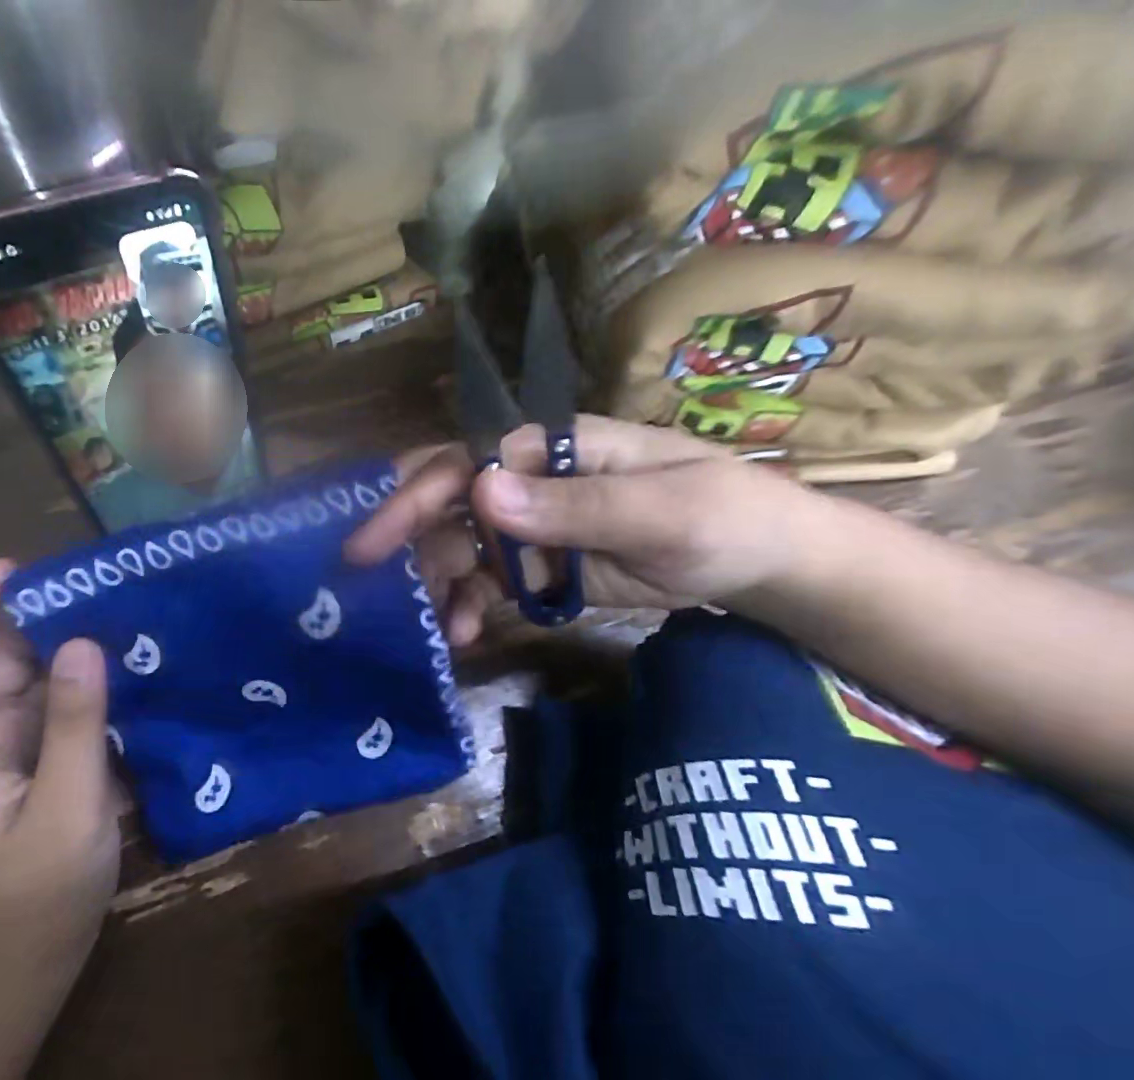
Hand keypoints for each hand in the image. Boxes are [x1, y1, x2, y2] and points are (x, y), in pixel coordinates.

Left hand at [0, 560, 120, 974]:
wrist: (38, 955)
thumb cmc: (39, 892)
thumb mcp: (65, 810)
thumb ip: (74, 728)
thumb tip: (84, 642)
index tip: (11, 572)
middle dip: (29, 617)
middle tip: (91, 583)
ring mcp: (16, 748)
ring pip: (30, 677)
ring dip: (66, 642)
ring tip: (117, 608)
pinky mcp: (50, 758)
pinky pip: (63, 702)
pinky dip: (89, 675)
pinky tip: (127, 658)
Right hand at [345, 415, 825, 634]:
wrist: (762, 563)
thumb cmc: (722, 516)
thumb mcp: (658, 512)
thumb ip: (572, 506)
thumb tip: (481, 490)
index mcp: (554, 448)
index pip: (466, 463)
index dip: (413, 499)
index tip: (371, 544)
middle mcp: (532, 482)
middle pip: (450, 504)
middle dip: (413, 542)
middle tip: (376, 587)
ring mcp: (536, 528)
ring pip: (464, 548)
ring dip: (442, 584)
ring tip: (440, 627)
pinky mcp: (544, 569)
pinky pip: (492, 583)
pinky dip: (471, 605)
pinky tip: (464, 634)